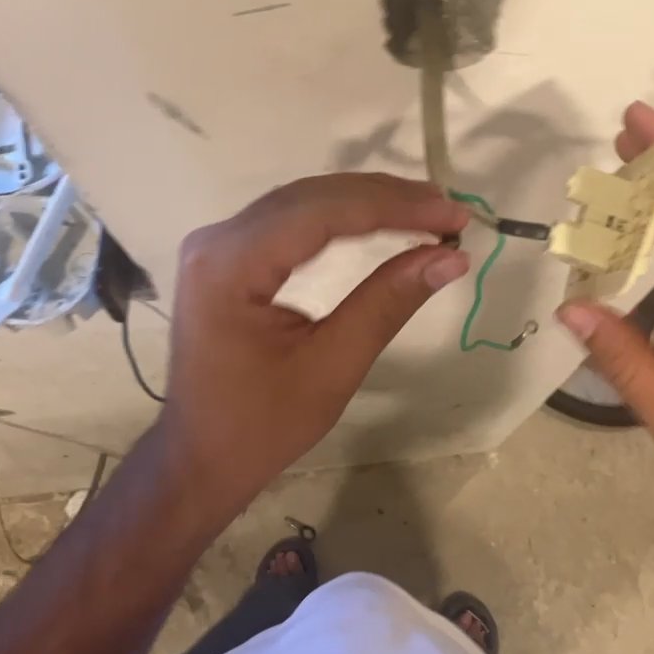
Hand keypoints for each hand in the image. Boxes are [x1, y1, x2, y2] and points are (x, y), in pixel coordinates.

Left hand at [162, 173, 470, 517]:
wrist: (200, 455)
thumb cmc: (261, 426)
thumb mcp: (332, 368)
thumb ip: (387, 303)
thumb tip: (451, 257)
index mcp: (229, 266)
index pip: (321, 213)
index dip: (393, 207)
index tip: (453, 214)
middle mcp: (215, 240)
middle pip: (310, 198)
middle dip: (384, 199)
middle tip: (449, 210)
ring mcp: (215, 244)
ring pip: (301, 201)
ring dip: (365, 202)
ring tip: (426, 209)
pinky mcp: (224, 254)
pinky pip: (288, 220)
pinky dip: (338, 217)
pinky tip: (378, 219)